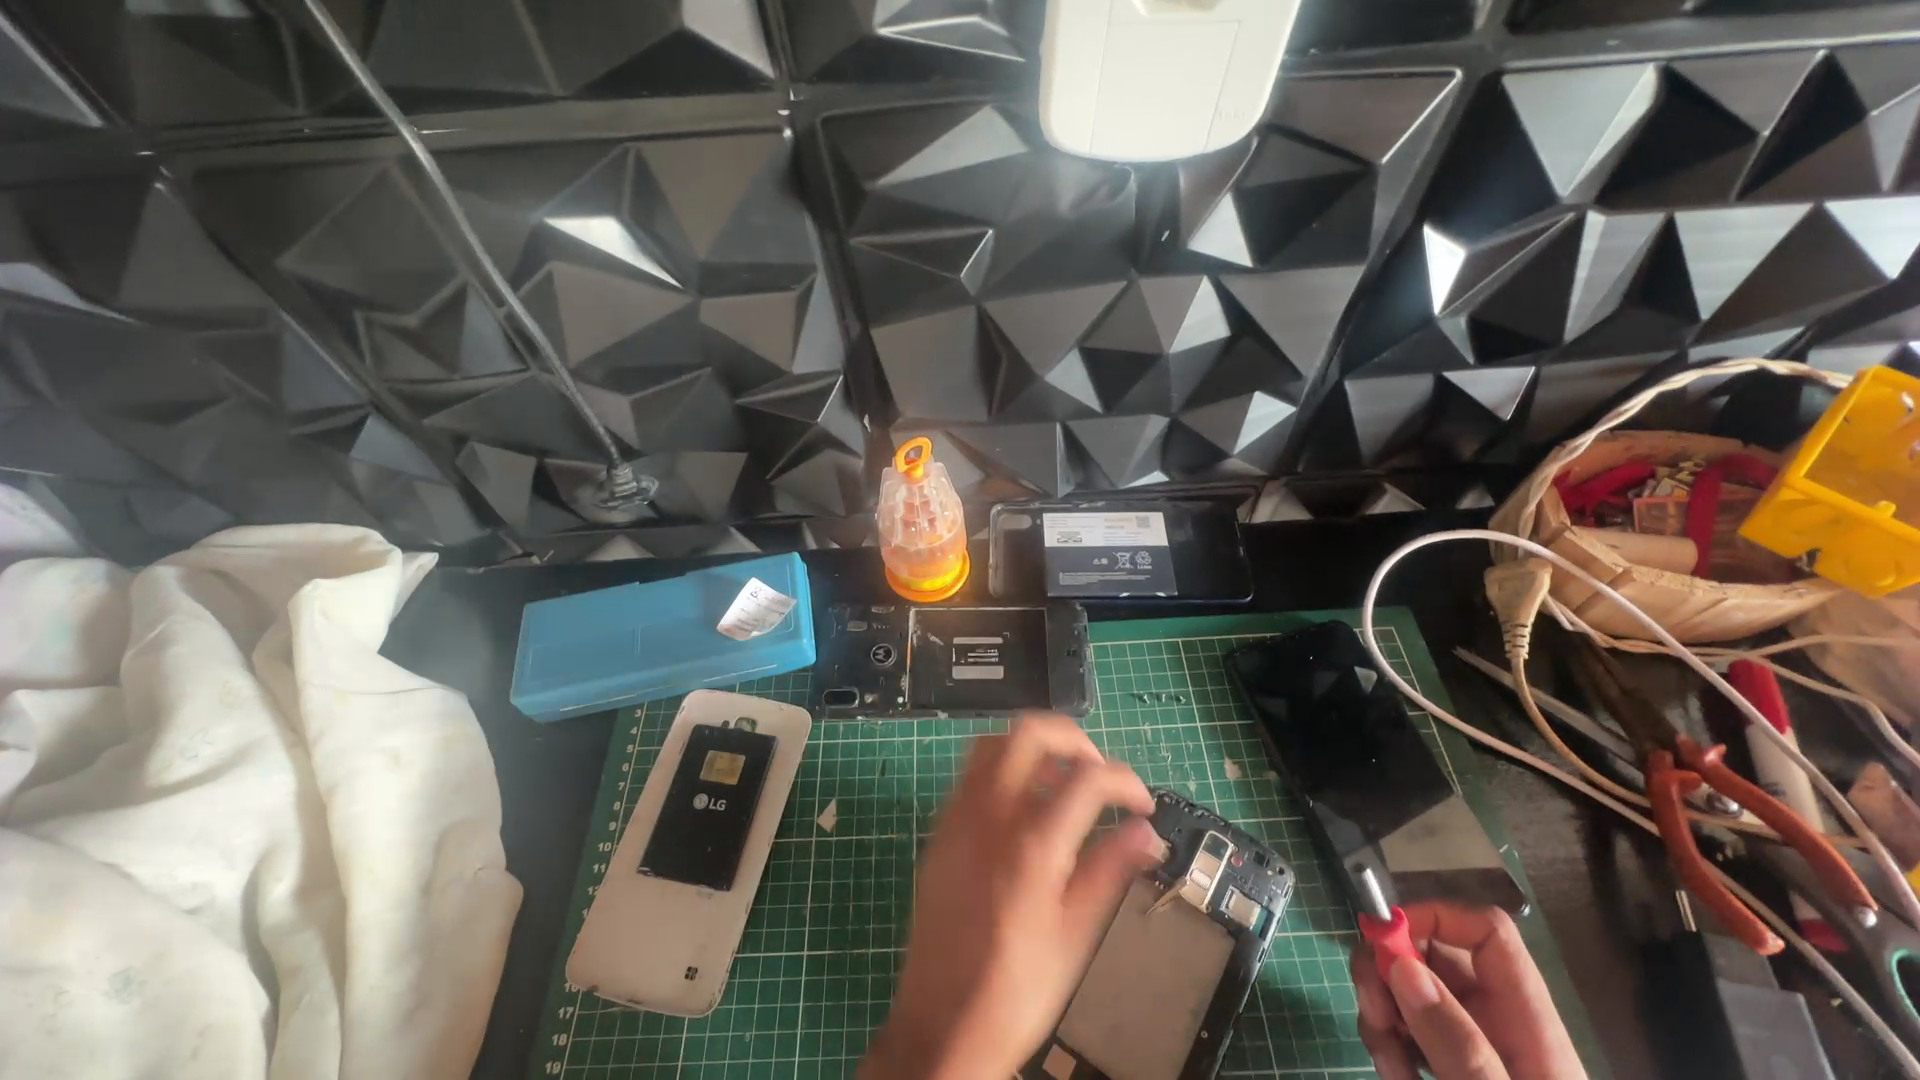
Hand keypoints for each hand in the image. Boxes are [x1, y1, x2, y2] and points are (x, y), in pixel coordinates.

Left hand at [862, 713, 1160, 1079]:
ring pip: (992, 745)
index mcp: (1030, 844)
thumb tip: (1144, 834)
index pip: (1087, 778)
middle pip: (1028, 733)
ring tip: (1062, 784)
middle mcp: (987, 817)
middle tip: (1099, 774)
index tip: (1141, 805)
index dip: (1125, 782)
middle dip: (1073, 740)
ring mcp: (956, 820)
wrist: (939, 1026)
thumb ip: (1110, 872)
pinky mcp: (938, 833)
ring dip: (1032, 749)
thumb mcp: (1075, 936)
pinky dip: (1001, 770)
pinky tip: (1023, 808)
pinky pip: (968, 775)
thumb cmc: (1013, 992)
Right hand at [1351, 903, 1586, 1079]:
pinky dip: (1389, 1046)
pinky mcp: (1450, 1071)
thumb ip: (1456, 1042)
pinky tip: (1394, 1076)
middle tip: (1372, 1010)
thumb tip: (1403, 965)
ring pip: (1412, 993)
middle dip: (1390, 973)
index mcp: (1529, 1022)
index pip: (1487, 932)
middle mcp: (1501, 1023)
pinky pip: (1408, 1034)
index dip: (1435, 915)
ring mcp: (1475, 1049)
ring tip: (1387, 1065)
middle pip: (1435, 956)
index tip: (1382, 939)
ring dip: (1384, 1016)